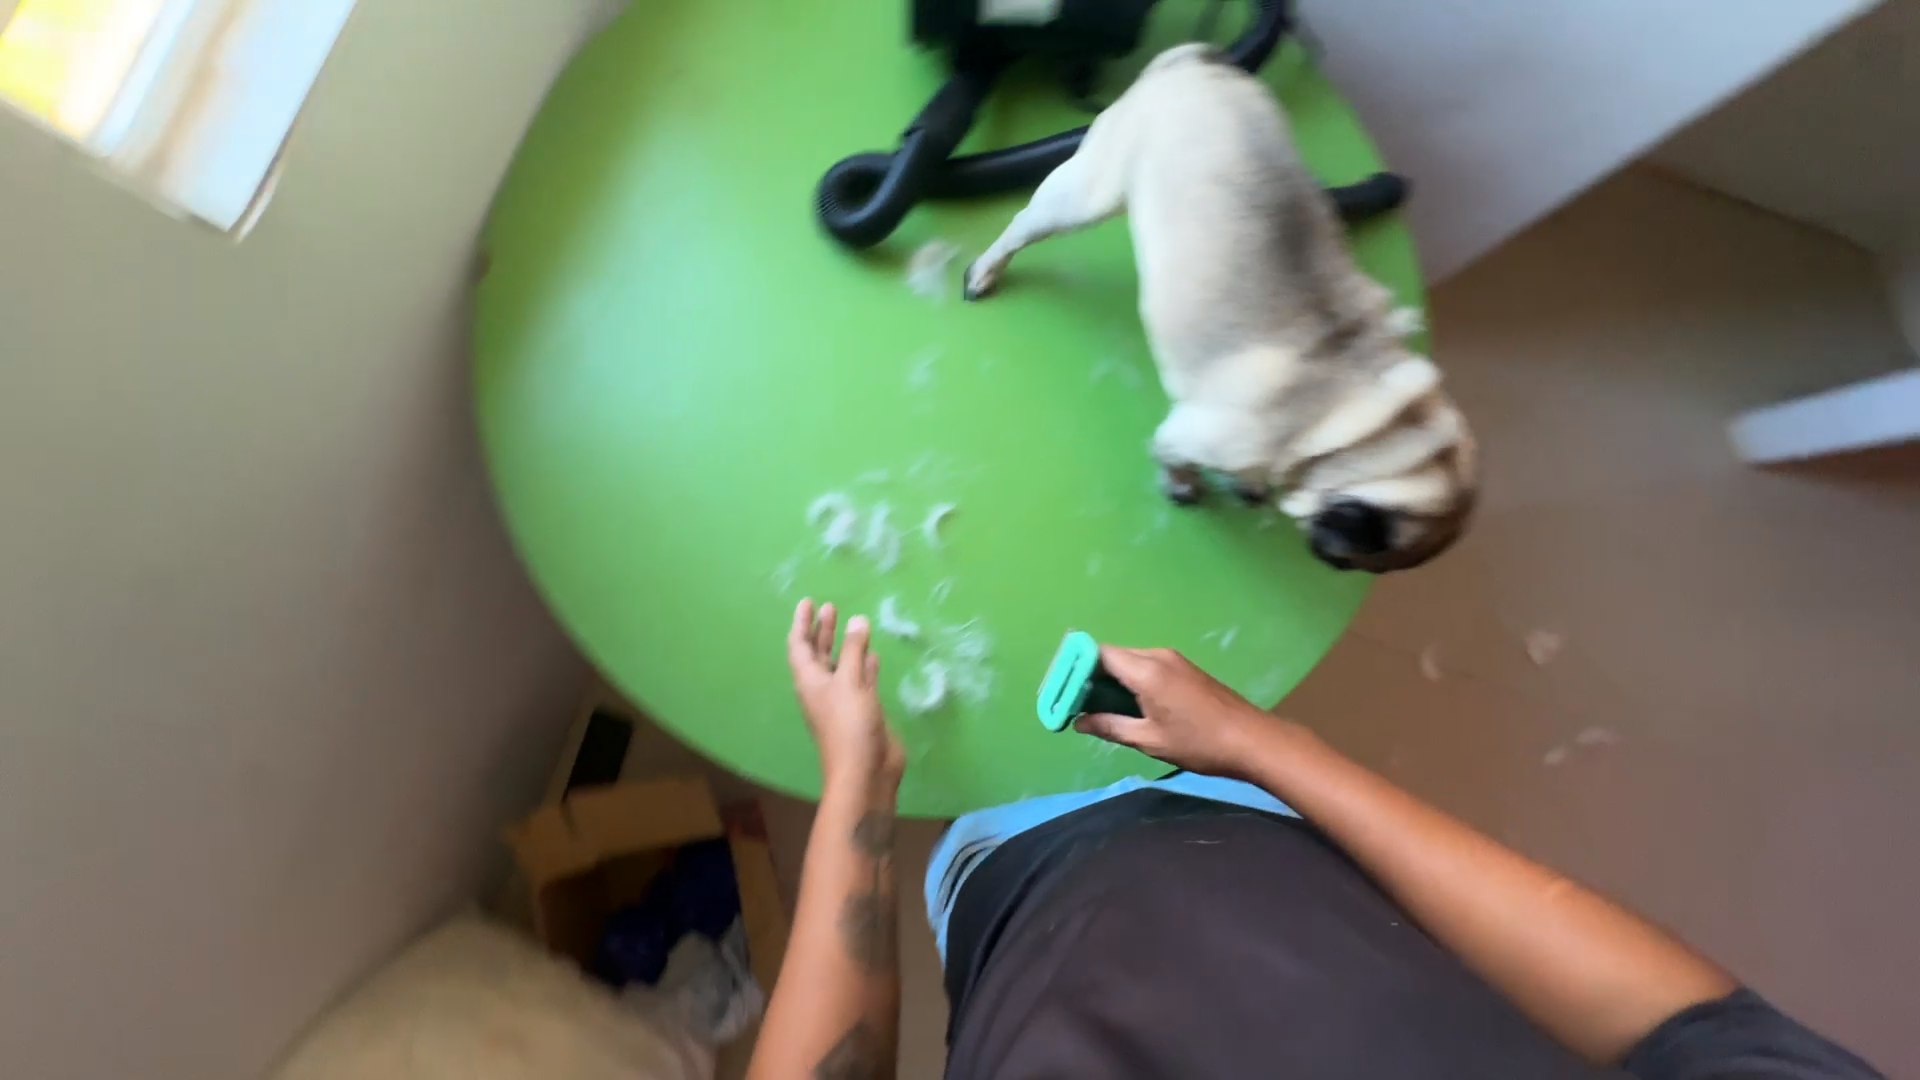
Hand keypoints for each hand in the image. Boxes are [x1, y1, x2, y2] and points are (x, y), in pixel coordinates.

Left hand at [786, 599, 905, 787]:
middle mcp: (823, 688)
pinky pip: (861, 679)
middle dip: (823, 630)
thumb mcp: (850, 681)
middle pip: (819, 653)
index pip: (799, 646)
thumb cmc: (850, 724)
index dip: (802, 623)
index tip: (808, 602)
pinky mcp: (863, 709)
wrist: (865, 770)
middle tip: (831, 607)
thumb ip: (853, 649)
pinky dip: (865, 664)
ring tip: (855, 624)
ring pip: (841, 665)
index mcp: (810, 681)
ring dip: (845, 645)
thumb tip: (856, 620)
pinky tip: (873, 654)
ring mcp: (843, 700)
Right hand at [1074, 646, 1288, 778]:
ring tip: (1098, 707)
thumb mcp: (1148, 740)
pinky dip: (1128, 680)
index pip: (1097, 654)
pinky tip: (1127, 703)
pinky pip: (1144, 666)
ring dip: (1109, 679)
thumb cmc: (1198, 743)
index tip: (1061, 689)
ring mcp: (1172, 659)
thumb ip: (1110, 726)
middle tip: (1074, 702)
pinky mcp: (1182, 668)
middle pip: (1111, 656)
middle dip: (1089, 676)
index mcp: (1145, 670)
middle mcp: (1156, 656)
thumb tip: (1078, 721)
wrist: (1253, 740)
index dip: (1075, 668)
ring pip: (1128, 661)